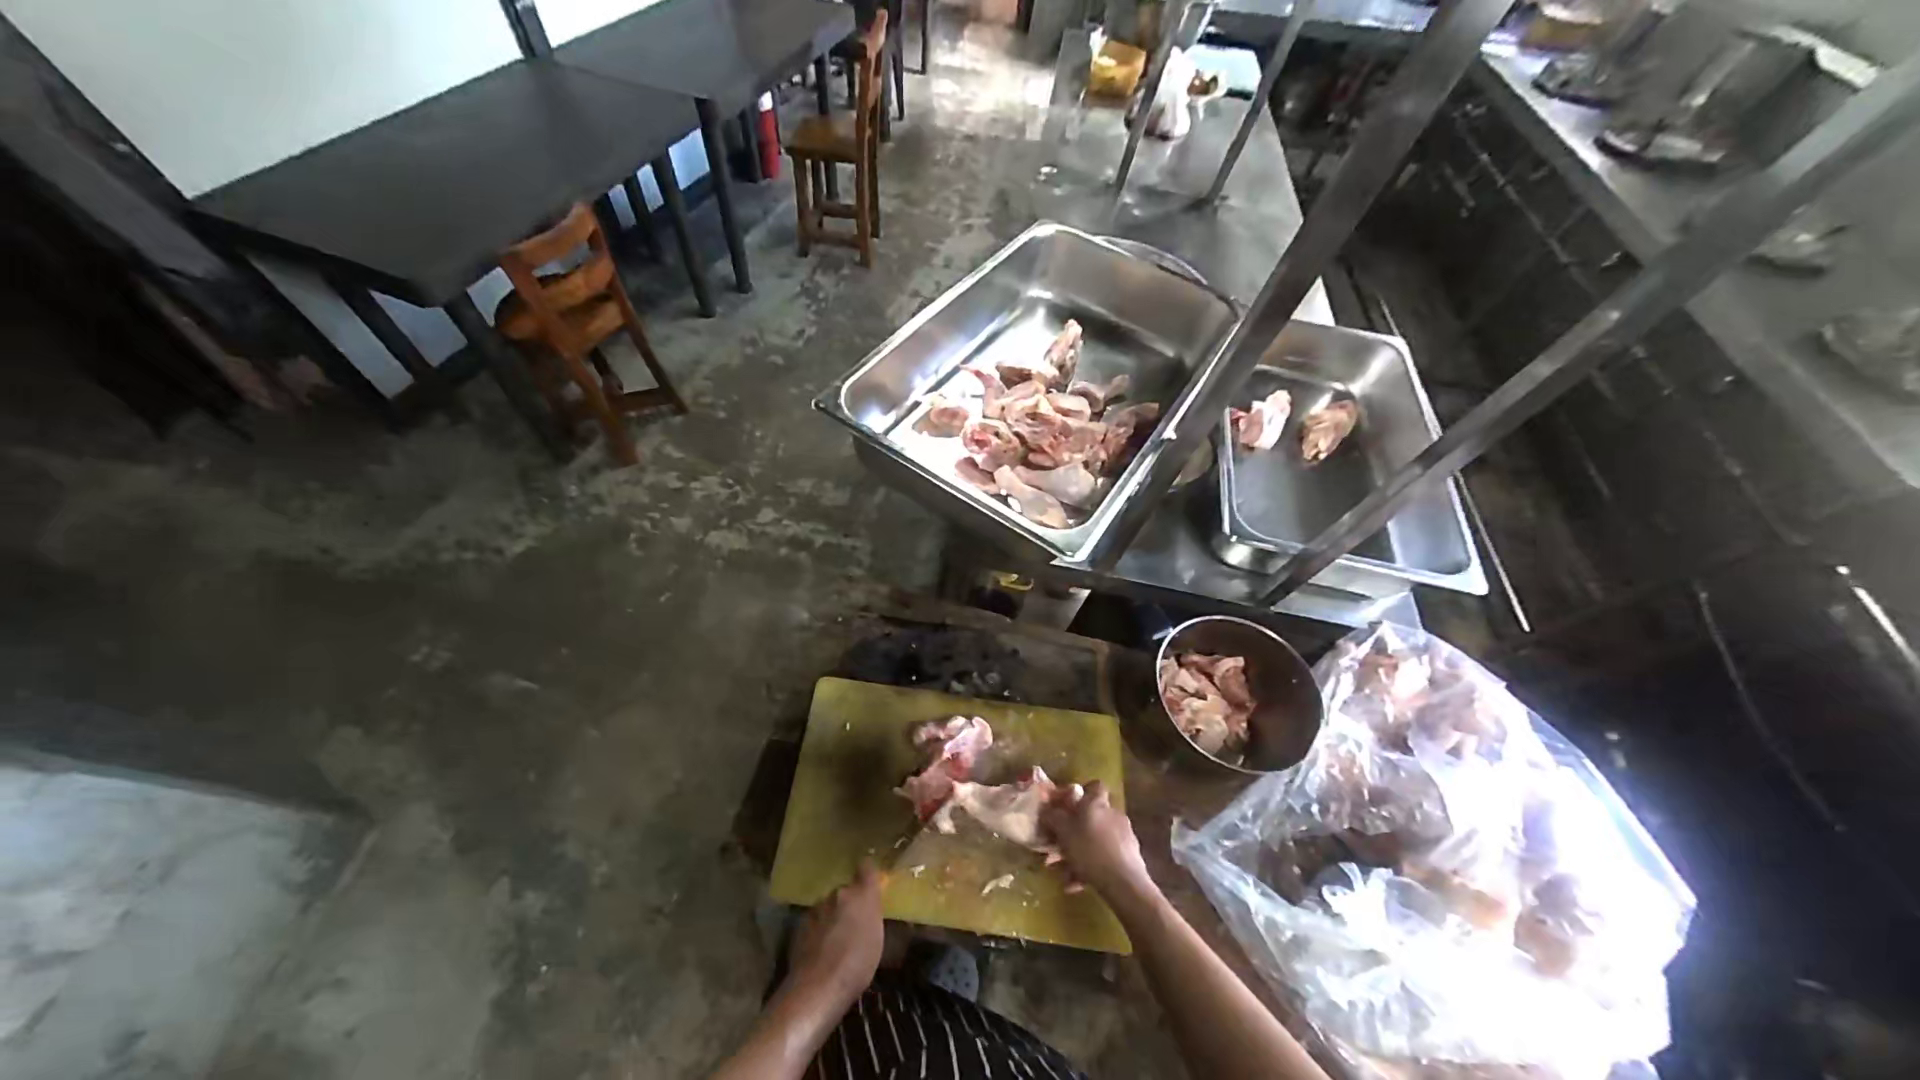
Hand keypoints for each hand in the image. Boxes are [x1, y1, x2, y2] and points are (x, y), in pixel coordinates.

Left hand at [787, 859, 883, 1002]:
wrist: (817, 988)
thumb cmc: (857, 965)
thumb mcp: (878, 941)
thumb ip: (874, 916)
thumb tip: (872, 908)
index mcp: (862, 894)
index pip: (867, 867)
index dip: (869, 874)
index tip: (872, 884)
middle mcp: (838, 893)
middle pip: (846, 890)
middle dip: (850, 903)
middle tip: (855, 925)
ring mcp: (817, 908)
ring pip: (829, 906)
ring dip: (833, 916)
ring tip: (837, 940)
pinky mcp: (800, 925)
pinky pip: (815, 921)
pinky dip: (819, 930)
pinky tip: (821, 951)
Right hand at [1040, 781, 1155, 904]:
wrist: (1123, 883)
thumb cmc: (1089, 850)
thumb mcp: (1063, 831)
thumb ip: (1053, 817)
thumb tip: (1046, 809)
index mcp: (1097, 803)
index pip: (1094, 786)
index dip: (1082, 792)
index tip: (1068, 805)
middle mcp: (1113, 814)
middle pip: (1092, 816)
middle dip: (1076, 831)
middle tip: (1060, 845)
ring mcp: (1124, 836)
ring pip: (1096, 840)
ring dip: (1080, 853)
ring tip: (1065, 872)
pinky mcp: (1130, 857)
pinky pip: (1105, 858)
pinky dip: (1091, 868)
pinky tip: (1078, 885)